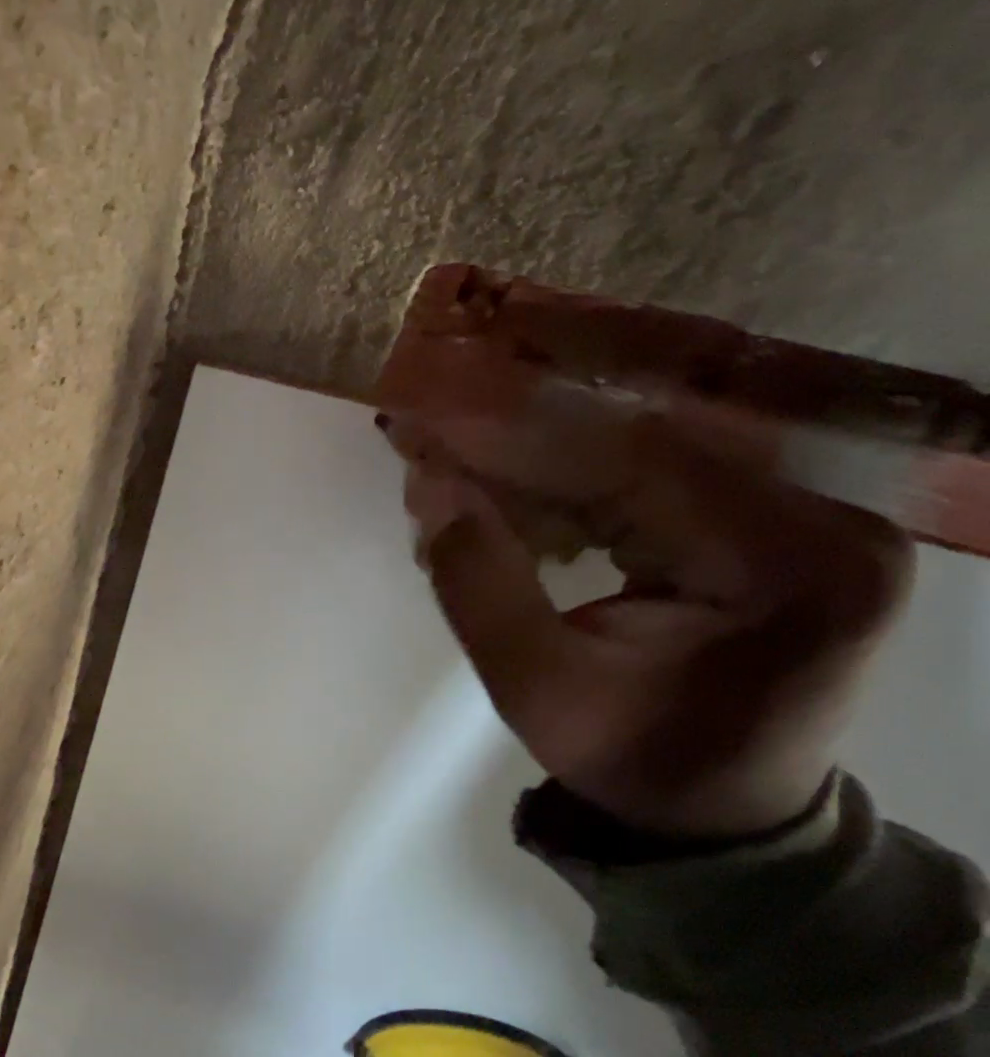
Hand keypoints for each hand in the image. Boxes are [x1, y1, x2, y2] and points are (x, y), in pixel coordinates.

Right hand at [382, 407, 912, 836]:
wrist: (716, 814)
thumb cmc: (633, 761)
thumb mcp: (534, 687)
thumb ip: (478, 580)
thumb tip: (428, 478)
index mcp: (786, 564)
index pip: (630, 464)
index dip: (512, 436)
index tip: (421, 419)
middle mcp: (817, 521)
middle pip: (633, 449)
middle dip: (512, 443)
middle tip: (418, 433)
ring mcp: (800, 517)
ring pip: (632, 455)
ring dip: (528, 460)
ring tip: (442, 465)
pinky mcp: (767, 523)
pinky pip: (645, 479)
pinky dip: (561, 484)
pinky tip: (496, 491)